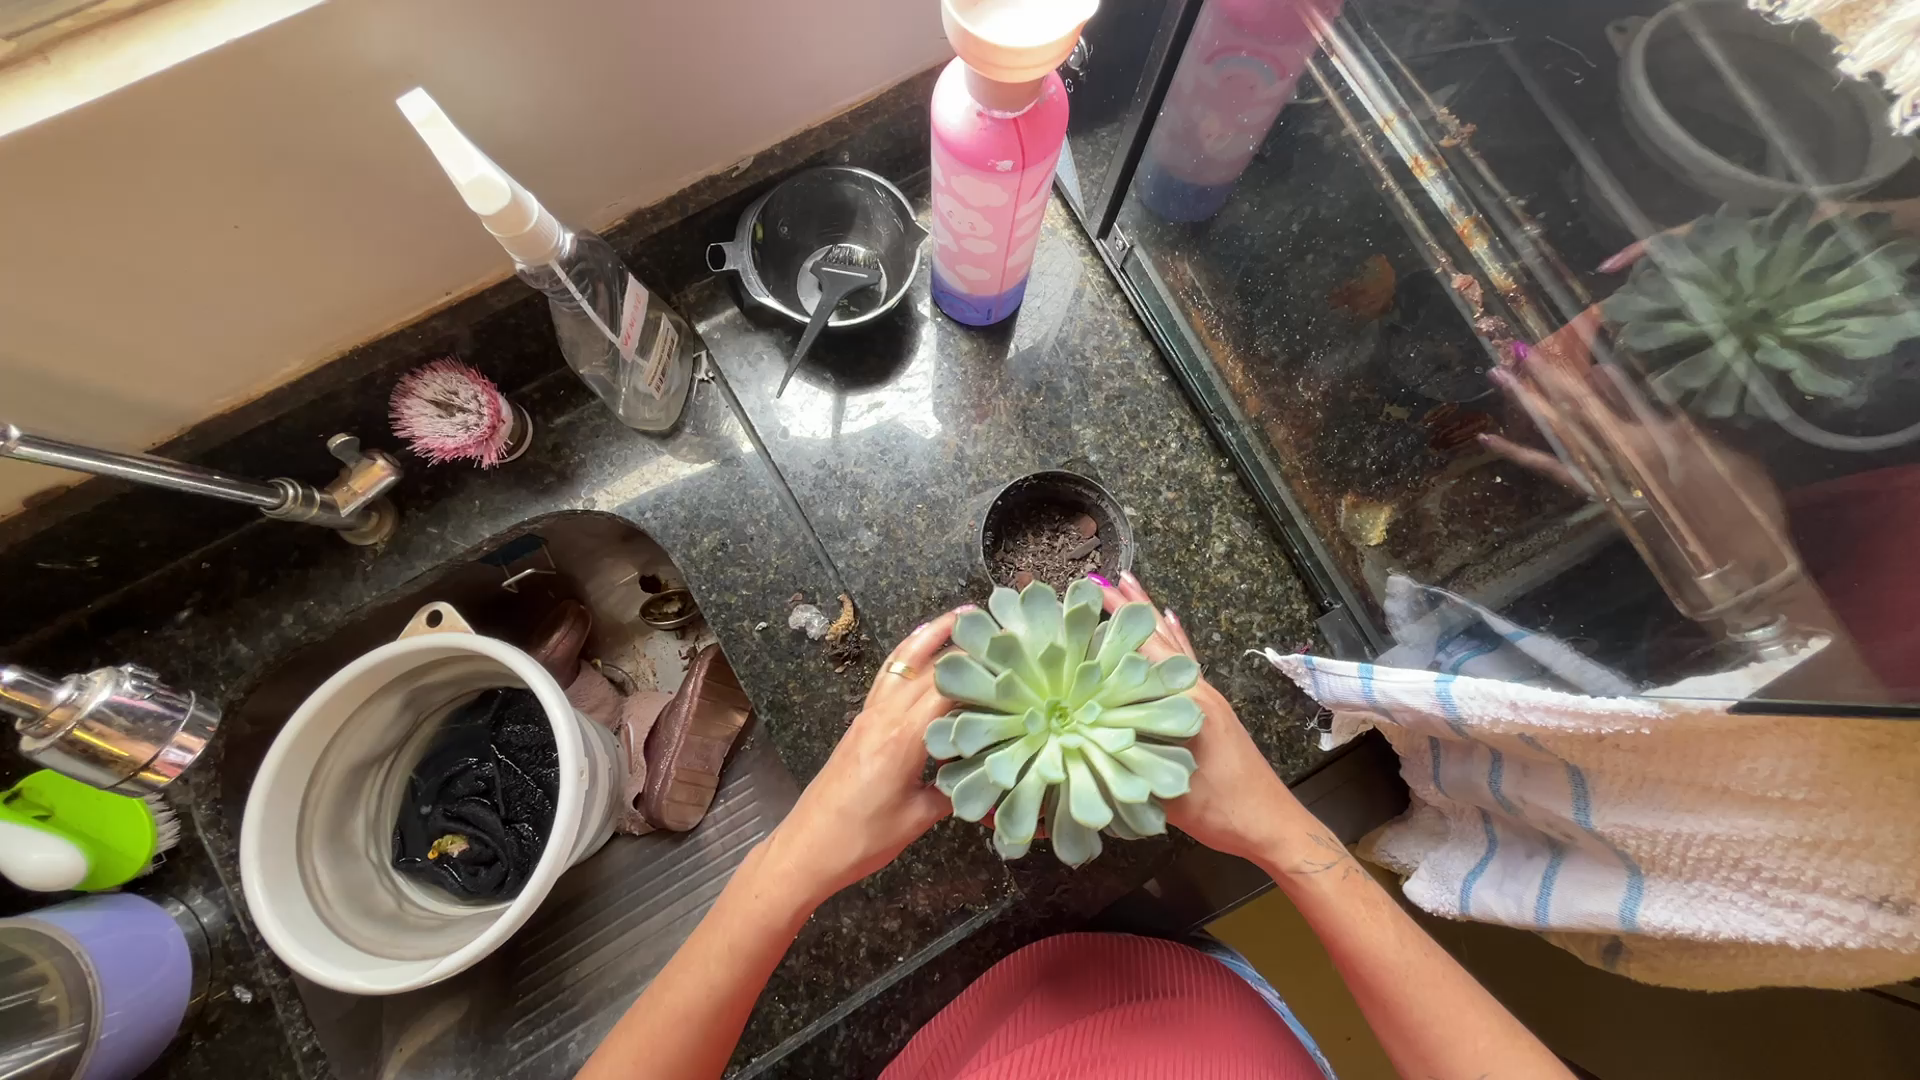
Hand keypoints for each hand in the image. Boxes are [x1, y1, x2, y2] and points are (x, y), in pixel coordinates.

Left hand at [760, 609, 964, 906]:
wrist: (807, 848)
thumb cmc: (862, 838)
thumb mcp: (918, 820)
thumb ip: (954, 791)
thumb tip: (986, 776)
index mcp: (902, 737)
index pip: (944, 686)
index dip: (976, 667)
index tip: (1007, 652)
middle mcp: (884, 715)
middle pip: (924, 665)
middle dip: (957, 640)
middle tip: (992, 623)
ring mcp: (869, 715)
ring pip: (900, 663)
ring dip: (928, 637)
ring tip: (957, 617)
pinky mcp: (861, 723)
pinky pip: (887, 677)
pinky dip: (907, 656)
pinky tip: (921, 652)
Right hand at [1090, 572, 1313, 862]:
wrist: (1272, 826)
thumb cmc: (1222, 809)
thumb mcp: (1165, 790)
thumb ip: (1125, 761)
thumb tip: (1079, 738)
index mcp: (1185, 702)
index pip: (1145, 648)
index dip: (1119, 617)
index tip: (1092, 590)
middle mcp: (1197, 689)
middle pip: (1158, 637)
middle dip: (1130, 605)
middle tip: (1103, 577)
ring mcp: (1207, 696)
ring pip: (1172, 645)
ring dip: (1149, 615)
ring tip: (1129, 585)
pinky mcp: (1212, 708)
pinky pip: (1186, 661)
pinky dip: (1174, 637)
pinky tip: (1170, 622)